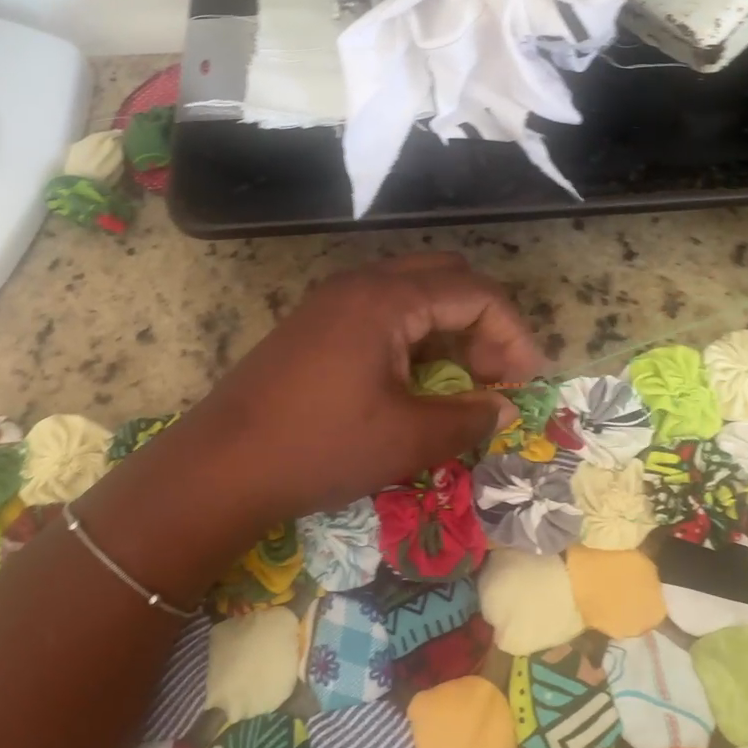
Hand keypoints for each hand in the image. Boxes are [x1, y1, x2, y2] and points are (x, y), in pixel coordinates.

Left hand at [149, 254, 544, 524]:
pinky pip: (380, 313)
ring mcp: (330, 302)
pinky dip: (413, 337)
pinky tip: (414, 382)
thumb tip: (503, 409)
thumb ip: (467, 418)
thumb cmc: (319, 448)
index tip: (528, 382)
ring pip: (411, 294)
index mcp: (386, 298)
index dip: (513, 334)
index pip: (475, 294)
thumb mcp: (406, 440)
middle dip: (482, 323)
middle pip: (445, 279)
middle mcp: (359, 284)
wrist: (220, 468)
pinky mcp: (313, 327)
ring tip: (462, 383)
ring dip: (447, 329)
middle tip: (495, 377)